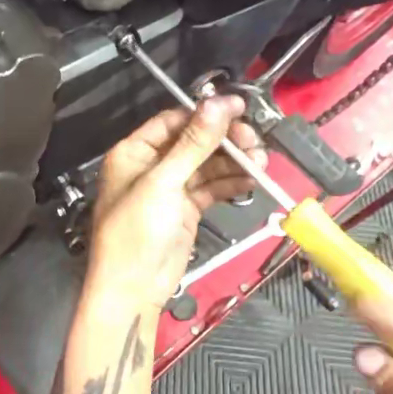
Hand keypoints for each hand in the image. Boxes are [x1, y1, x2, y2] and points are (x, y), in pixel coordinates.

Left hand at [87, 96, 265, 307]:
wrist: (133, 290)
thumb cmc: (135, 231)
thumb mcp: (164, 182)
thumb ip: (194, 143)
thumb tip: (219, 104)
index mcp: (135, 152)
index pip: (175, 121)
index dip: (207, 114)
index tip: (239, 109)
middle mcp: (152, 166)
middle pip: (195, 142)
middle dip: (226, 142)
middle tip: (255, 143)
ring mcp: (171, 188)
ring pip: (208, 166)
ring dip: (234, 163)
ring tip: (260, 163)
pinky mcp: (186, 209)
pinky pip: (212, 188)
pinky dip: (231, 184)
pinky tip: (251, 180)